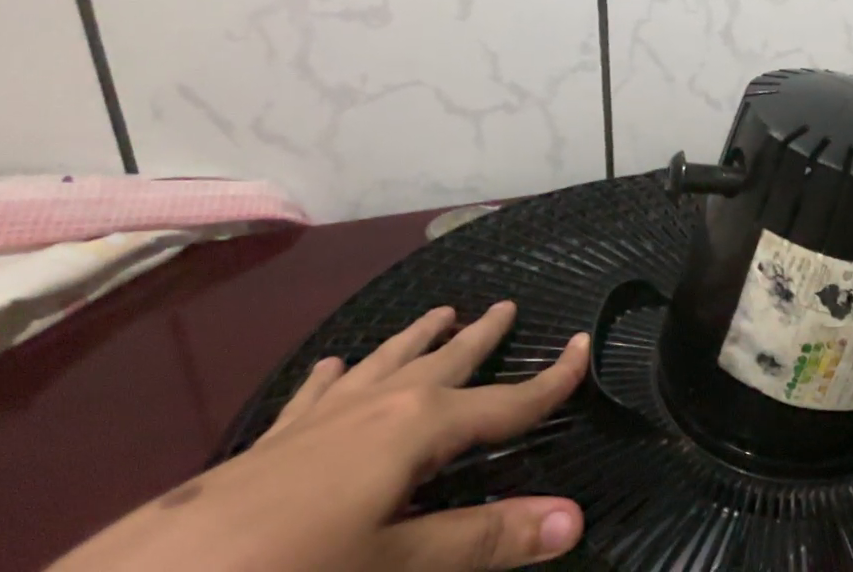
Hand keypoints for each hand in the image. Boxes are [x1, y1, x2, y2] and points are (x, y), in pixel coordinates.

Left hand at [50, 301, 591, 571]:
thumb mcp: (396, 566)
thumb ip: (484, 540)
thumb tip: (574, 518)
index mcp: (418, 427)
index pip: (506, 402)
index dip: (550, 380)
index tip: (583, 345)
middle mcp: (376, 406)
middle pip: (444, 363)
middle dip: (479, 338)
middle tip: (506, 306)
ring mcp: (318, 420)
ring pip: (384, 364)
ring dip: (417, 339)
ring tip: (440, 313)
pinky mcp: (269, 444)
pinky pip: (316, 394)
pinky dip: (335, 375)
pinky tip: (332, 362)